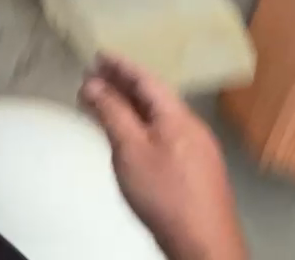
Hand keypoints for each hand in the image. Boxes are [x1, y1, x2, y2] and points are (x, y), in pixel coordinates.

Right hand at [81, 54, 247, 259]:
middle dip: (121, 85)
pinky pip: (159, 133)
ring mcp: (194, 151)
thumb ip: (111, 111)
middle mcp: (191, 130)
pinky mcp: (191, 170)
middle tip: (90, 75)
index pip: (147, 81)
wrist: (204, 248)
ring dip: (126, 105)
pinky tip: (120, 130)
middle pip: (152, 97)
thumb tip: (93, 84)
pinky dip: (136, 123)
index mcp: (179, 119)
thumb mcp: (129, 148)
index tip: (98, 54)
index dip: (121, 66)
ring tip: (97, 100)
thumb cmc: (165, 193)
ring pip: (155, 117)